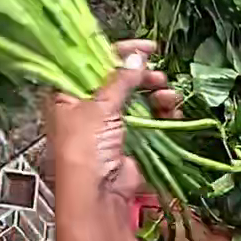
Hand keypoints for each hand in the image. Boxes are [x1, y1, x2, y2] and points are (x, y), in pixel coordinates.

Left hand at [47, 40, 180, 202]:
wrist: (98, 191)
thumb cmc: (85, 147)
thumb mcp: (99, 106)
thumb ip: (120, 79)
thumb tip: (138, 56)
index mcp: (68, 93)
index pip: (94, 61)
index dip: (121, 51)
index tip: (147, 48)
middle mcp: (87, 105)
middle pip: (120, 80)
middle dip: (143, 76)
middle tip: (160, 76)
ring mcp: (110, 122)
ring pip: (138, 99)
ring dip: (156, 94)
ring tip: (169, 97)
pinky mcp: (130, 138)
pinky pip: (149, 119)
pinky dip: (162, 113)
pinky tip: (172, 112)